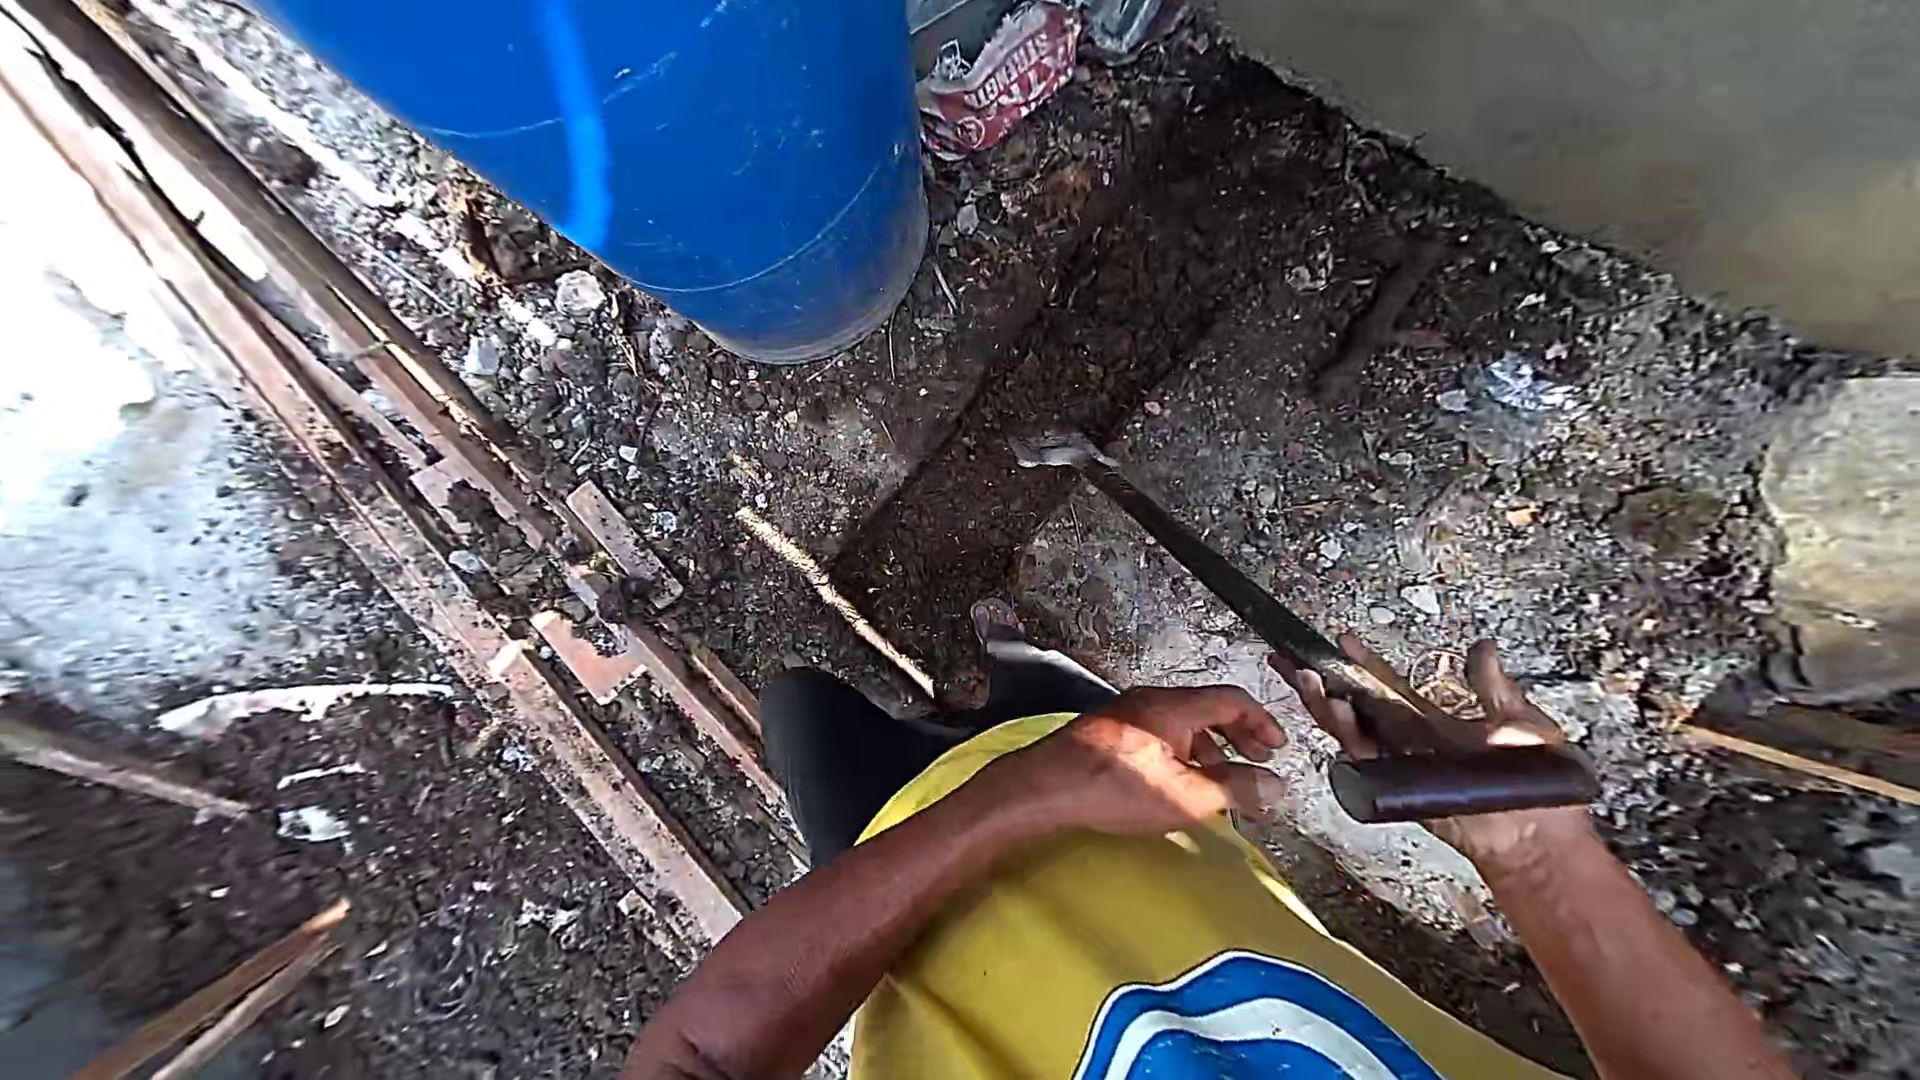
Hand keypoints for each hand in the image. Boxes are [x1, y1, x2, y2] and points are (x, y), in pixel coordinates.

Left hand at [981, 686, 1289, 837]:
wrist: (1045, 786)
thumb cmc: (1114, 788)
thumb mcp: (1186, 795)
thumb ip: (1235, 787)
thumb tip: (1277, 784)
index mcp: (1172, 706)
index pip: (1231, 699)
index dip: (1262, 721)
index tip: (1278, 747)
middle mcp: (1148, 700)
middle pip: (1206, 707)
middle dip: (1237, 733)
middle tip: (1257, 761)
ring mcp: (1125, 711)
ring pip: (1181, 720)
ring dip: (1208, 745)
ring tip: (1220, 778)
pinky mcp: (1108, 728)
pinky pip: (1157, 729)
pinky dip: (1181, 748)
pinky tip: (1178, 778)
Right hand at [1268, 638, 1594, 870]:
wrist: (1539, 837)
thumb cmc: (1537, 786)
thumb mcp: (1522, 723)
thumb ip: (1493, 687)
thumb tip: (1483, 647)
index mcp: (1427, 719)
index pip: (1384, 683)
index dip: (1362, 661)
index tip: (1343, 639)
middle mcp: (1402, 736)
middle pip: (1350, 701)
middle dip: (1319, 679)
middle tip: (1292, 657)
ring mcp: (1394, 758)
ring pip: (1344, 725)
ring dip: (1321, 701)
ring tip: (1306, 677)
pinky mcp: (1389, 781)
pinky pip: (1359, 753)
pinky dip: (1342, 729)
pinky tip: (1332, 707)